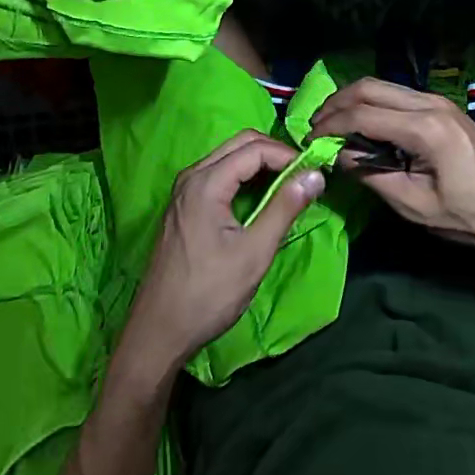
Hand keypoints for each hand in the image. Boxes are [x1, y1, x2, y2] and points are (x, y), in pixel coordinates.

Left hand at [120, 130, 324, 374]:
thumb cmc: (208, 293)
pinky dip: (244, 175)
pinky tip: (261, 197)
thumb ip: (285, 208)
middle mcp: (192, 176)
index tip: (314, 173)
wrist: (159, 331)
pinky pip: (219, 173)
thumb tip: (316, 175)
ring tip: (289, 184)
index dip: (288, 155)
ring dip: (260, 162)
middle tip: (304, 174)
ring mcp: (184, 190)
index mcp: (206, 183)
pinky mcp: (184, 205)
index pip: (255, 149)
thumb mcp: (254, 252)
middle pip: (240, 143)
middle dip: (275, 152)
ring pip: (229, 156)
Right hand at [310, 78, 474, 255]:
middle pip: (370, 87)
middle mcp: (431, 103)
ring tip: (330, 127)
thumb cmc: (473, 216)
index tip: (308, 142)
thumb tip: (339, 156)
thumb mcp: (418, 206)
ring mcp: (440, 101)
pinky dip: (372, 105)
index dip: (329, 126)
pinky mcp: (444, 108)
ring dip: (353, 101)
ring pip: (383, 87)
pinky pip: (398, 96)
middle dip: (336, 104)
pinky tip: (362, 127)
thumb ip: (374, 177)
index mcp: (426, 128)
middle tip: (313, 128)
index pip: (363, 114)